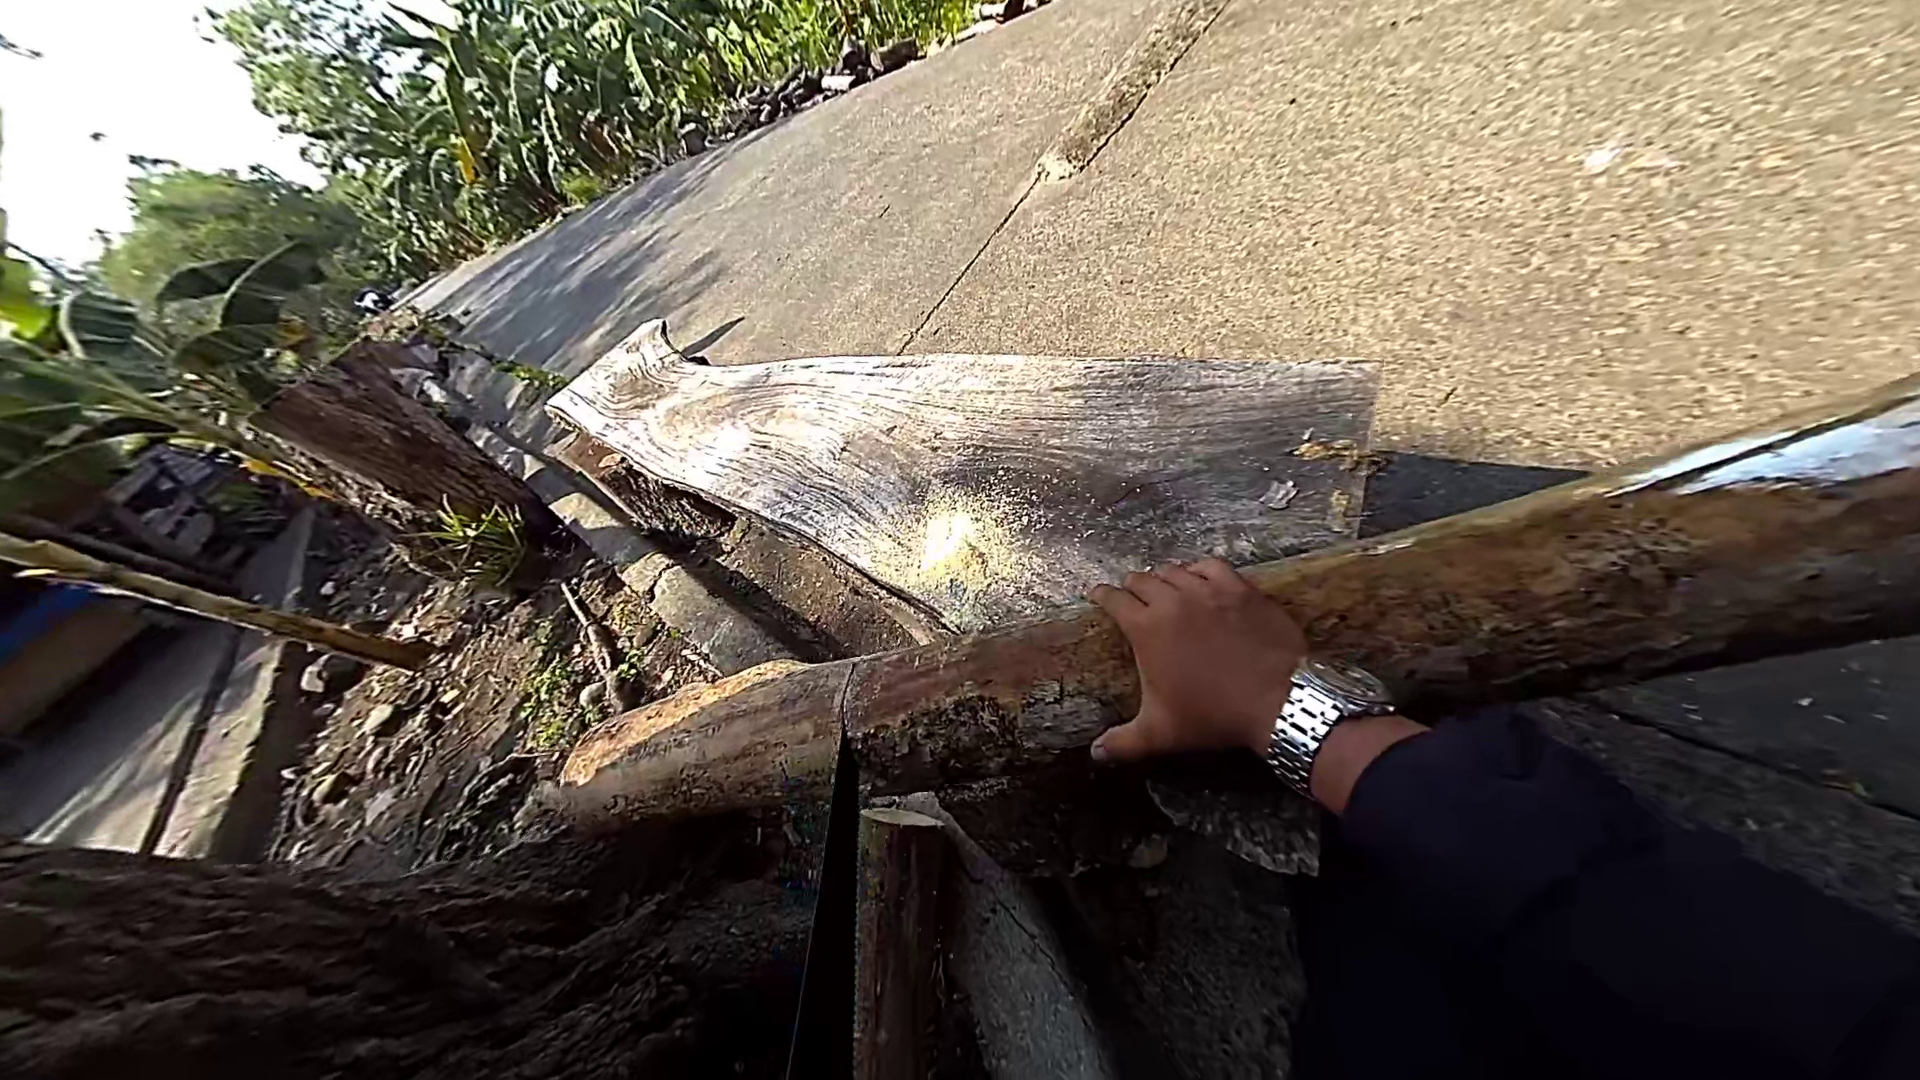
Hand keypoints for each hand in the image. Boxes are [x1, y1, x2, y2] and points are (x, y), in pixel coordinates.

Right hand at [1085, 558, 1307, 762]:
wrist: (1278, 702)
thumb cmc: (1213, 715)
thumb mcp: (1161, 733)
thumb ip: (1123, 742)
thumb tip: (1095, 754)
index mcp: (1145, 628)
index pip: (1113, 599)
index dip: (1101, 595)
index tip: (1098, 595)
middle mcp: (1171, 601)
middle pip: (1140, 579)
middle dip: (1132, 587)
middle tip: (1133, 598)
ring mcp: (1207, 591)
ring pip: (1173, 570)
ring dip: (1163, 578)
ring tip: (1165, 588)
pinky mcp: (1239, 588)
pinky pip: (1210, 565)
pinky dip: (1198, 569)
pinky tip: (1199, 578)